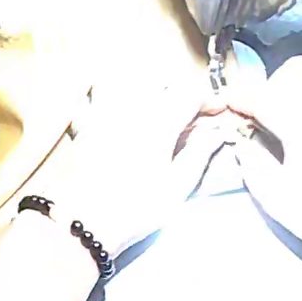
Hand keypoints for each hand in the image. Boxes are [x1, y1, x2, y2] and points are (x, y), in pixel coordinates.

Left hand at [41, 79, 229, 257]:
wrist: (83, 222)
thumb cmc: (134, 211)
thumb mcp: (176, 188)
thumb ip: (198, 155)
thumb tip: (217, 135)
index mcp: (159, 123)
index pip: (190, 94)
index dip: (209, 99)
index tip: (219, 111)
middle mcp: (130, 108)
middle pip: (161, 78)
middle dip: (181, 90)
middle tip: (192, 113)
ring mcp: (104, 112)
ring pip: (128, 78)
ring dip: (148, 84)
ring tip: (158, 105)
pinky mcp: (85, 123)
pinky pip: (97, 92)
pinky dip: (110, 91)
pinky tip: (118, 108)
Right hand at [222, 56, 301, 271]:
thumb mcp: (276, 196)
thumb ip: (252, 161)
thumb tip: (243, 141)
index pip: (261, 95)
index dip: (239, 100)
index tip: (226, 106)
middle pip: (292, 72)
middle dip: (271, 89)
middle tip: (260, 118)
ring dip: (295, 91)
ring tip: (287, 124)